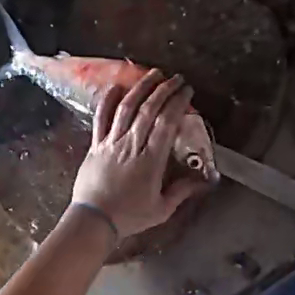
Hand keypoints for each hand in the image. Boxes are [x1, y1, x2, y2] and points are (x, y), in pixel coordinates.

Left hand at [71, 71, 211, 238]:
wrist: (93, 219)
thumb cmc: (128, 216)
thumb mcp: (161, 209)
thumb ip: (181, 192)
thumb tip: (202, 181)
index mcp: (151, 160)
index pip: (167, 123)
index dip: (178, 103)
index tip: (187, 91)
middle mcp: (131, 145)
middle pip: (149, 109)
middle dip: (164, 89)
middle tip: (176, 78)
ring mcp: (111, 143)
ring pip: (126, 108)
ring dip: (140, 88)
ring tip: (152, 74)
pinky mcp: (95, 145)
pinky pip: (101, 118)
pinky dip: (107, 101)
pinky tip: (115, 87)